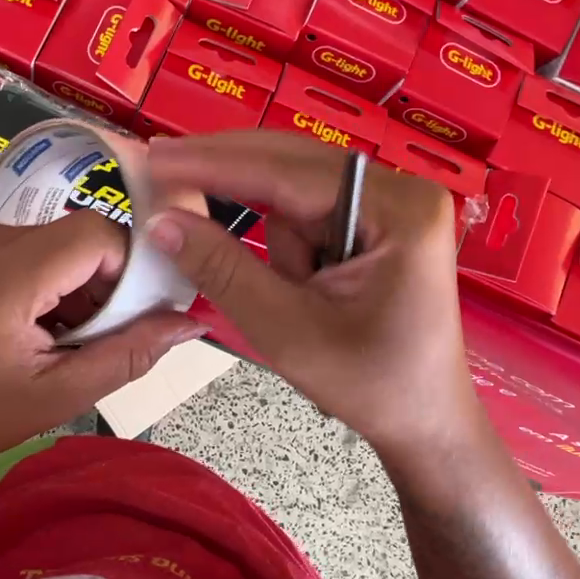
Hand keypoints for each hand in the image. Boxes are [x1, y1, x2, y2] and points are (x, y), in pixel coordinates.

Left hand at [0, 212, 205, 467]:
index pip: (91, 233)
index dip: (120, 268)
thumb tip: (191, 321)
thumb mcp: (62, 394)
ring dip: (59, 274)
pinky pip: (7, 238)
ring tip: (44, 327)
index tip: (114, 315)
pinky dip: (27, 269)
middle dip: (89, 277)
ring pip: (40, 233)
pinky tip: (15, 314)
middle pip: (66, 232)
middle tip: (79, 331)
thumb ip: (130, 353)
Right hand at [143, 131, 484, 472]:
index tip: (156, 157)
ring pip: (293, 199)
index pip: (286, 172)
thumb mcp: (285, 330)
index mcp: (397, 209)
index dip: (213, 162)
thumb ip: (223, 270)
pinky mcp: (375, 224)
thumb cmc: (369, 384)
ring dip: (274, 247)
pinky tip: (302, 292)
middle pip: (291, 168)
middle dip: (230, 183)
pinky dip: (286, 252)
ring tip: (297, 305)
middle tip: (160, 169)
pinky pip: (307, 219)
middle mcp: (399, 190)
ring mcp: (390, 205)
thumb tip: (161, 221)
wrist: (423, 421)